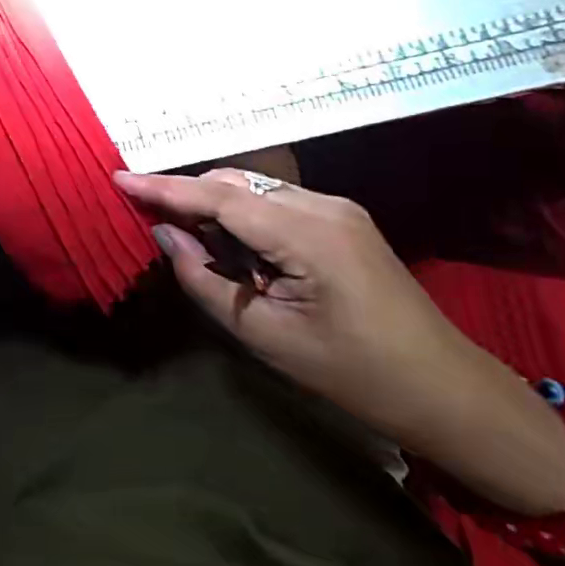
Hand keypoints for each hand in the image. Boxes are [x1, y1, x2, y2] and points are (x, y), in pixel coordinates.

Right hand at [116, 168, 564, 514]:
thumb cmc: (354, 374)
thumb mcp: (268, 337)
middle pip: (236, 183)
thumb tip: (167, 237)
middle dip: (188, 192)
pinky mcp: (344, 217)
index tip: (120, 178)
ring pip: (256, 188)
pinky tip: (231, 241)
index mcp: (307, 234)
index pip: (220, 196)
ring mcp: (338, 207)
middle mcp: (322, 204)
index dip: (165, 187)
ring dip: (216, 202)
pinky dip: (244, 213)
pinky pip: (278, 202)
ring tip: (184, 230)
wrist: (444, 387)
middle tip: (145, 211)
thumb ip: (208, 281)